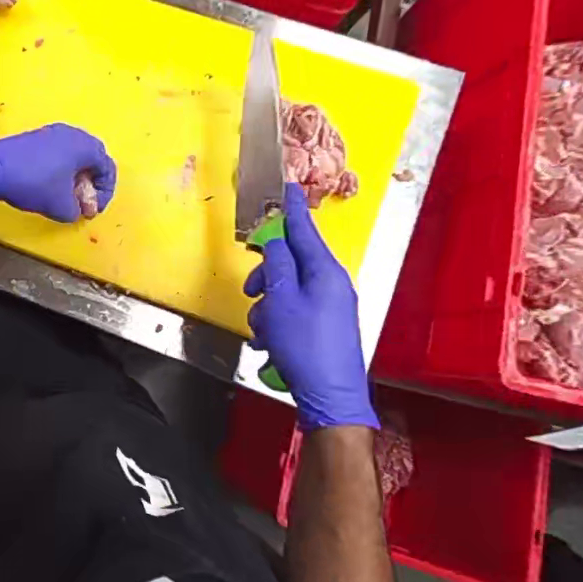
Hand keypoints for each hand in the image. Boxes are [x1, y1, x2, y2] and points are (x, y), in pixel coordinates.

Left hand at [0, 124, 117, 222]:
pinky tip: (50, 187)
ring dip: (75, 179)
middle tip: (83, 203)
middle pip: (91, 160)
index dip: (105, 192)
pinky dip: (60, 172)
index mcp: (84, 146)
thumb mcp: (62, 206)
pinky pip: (58, 155)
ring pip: (74, 157)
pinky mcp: (36, 139)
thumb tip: (77, 209)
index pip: (107, 167)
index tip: (94, 209)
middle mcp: (71, 134)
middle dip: (91, 184)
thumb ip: (77, 210)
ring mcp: (52, 133)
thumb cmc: (35, 184)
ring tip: (66, 198)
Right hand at [244, 183, 377, 429]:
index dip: (292, 211)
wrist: (330, 393)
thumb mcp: (281, 301)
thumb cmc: (304, 345)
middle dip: (265, 279)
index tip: (289, 188)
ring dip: (267, 309)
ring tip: (264, 333)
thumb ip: (277, 267)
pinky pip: (292, 313)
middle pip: (290, 264)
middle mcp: (330, 285)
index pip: (305, 232)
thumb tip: (277, 243)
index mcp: (324, 272)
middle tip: (252, 294)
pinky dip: (277, 325)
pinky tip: (270, 344)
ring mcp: (329, 307)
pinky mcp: (323, 327)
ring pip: (286, 292)